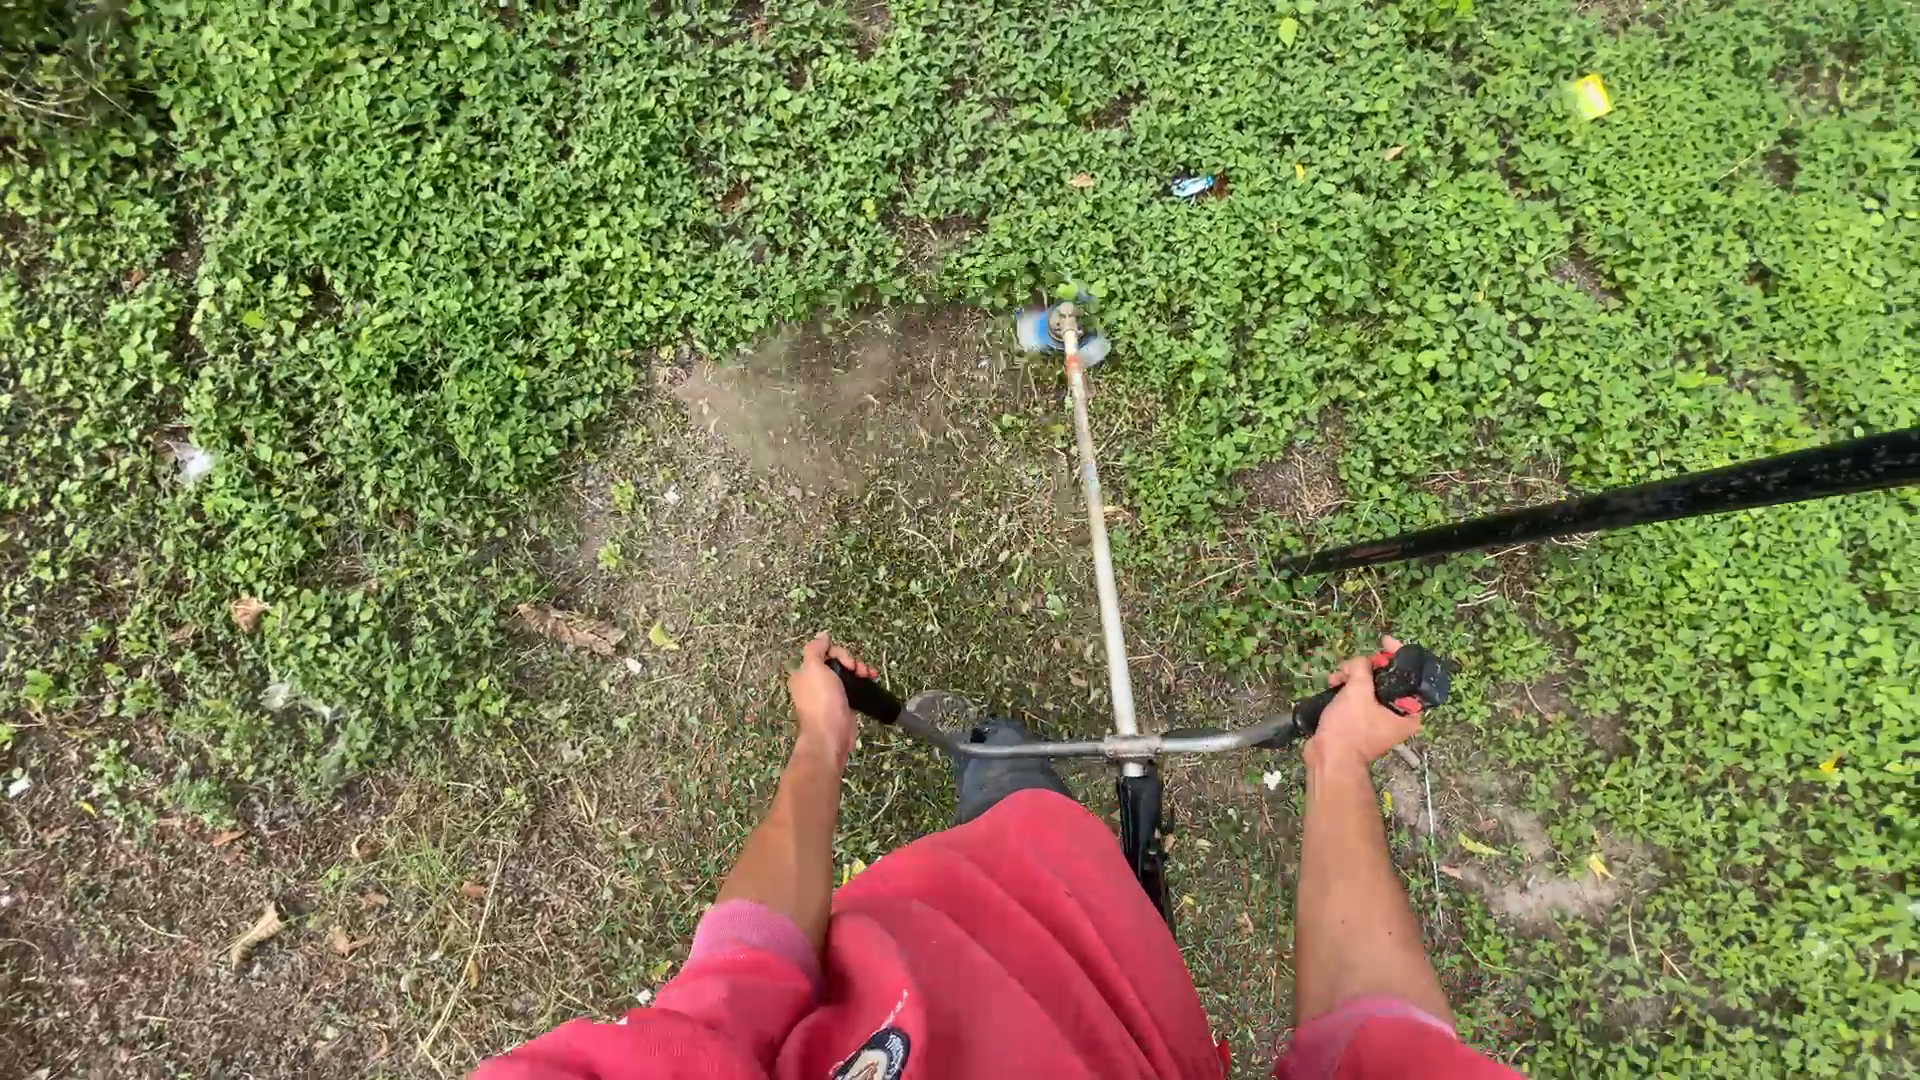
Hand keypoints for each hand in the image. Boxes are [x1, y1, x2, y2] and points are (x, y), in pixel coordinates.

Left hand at [787, 632, 873, 761]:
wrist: (831, 733)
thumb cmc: (821, 699)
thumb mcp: (814, 668)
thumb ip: (816, 648)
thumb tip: (822, 635)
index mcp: (803, 673)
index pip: (822, 651)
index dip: (837, 652)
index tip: (846, 662)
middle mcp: (814, 682)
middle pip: (836, 661)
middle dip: (851, 661)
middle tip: (858, 669)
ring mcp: (829, 693)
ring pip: (846, 672)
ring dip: (859, 669)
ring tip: (869, 674)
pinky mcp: (843, 703)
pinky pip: (853, 685)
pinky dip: (862, 680)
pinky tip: (872, 678)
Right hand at [1305, 635, 1422, 771]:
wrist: (1330, 756)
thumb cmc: (1351, 727)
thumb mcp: (1358, 692)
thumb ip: (1362, 669)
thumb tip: (1361, 663)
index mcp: (1409, 712)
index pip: (1411, 675)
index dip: (1398, 654)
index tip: (1383, 641)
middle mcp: (1399, 714)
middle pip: (1387, 679)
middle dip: (1365, 668)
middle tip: (1348, 667)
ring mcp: (1379, 718)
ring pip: (1369, 686)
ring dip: (1351, 677)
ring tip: (1335, 679)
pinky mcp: (1361, 720)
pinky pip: (1358, 696)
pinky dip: (1346, 688)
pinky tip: (1333, 685)